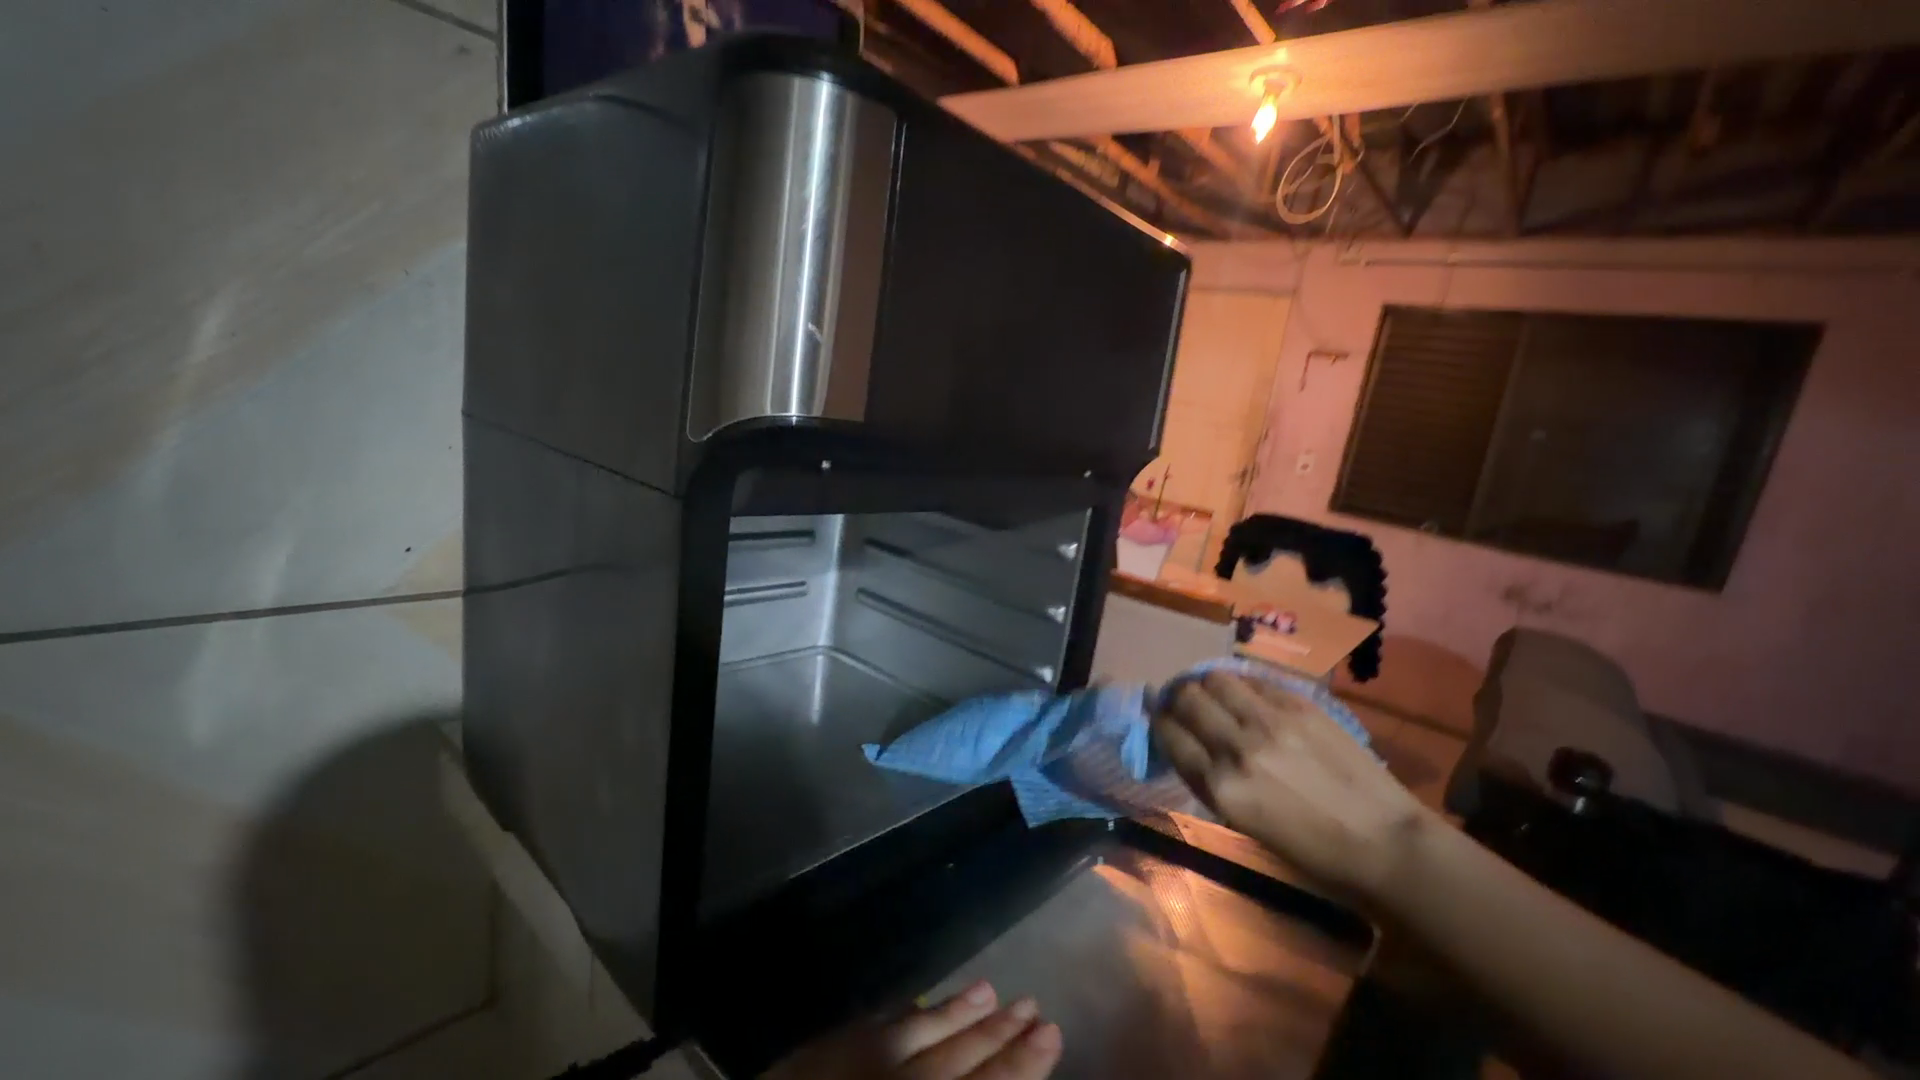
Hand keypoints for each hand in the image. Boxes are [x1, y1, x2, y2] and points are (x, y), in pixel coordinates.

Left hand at [762, 981, 1061, 1079]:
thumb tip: (985, 1071)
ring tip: (992, 990)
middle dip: (998, 1033)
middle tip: (1034, 1005)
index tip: (1051, 1031)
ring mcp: (854, 1062)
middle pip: (955, 1057)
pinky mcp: (817, 1053)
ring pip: (917, 1032)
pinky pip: (871, 1026)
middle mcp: (893, 1075)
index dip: (1018, 1061)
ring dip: (956, 1012)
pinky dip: (901, 1013)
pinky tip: (919, 1000)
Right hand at [1152, 672, 1427, 900]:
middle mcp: (1237, 747)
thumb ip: (1211, 782)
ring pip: (1216, 679)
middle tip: (1181, 701)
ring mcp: (1270, 721)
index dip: (1158, 722)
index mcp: (1220, 787)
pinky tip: (1247, 695)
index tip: (1160, 718)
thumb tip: (1189, 747)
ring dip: (1206, 683)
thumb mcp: (1245, 824)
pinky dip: (1242, 684)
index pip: (1168, 734)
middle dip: (1176, 697)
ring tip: (1211, 692)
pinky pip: (1255, 681)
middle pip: (1186, 699)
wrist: (1383, 841)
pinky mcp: (1300, 705)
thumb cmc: (1312, 851)